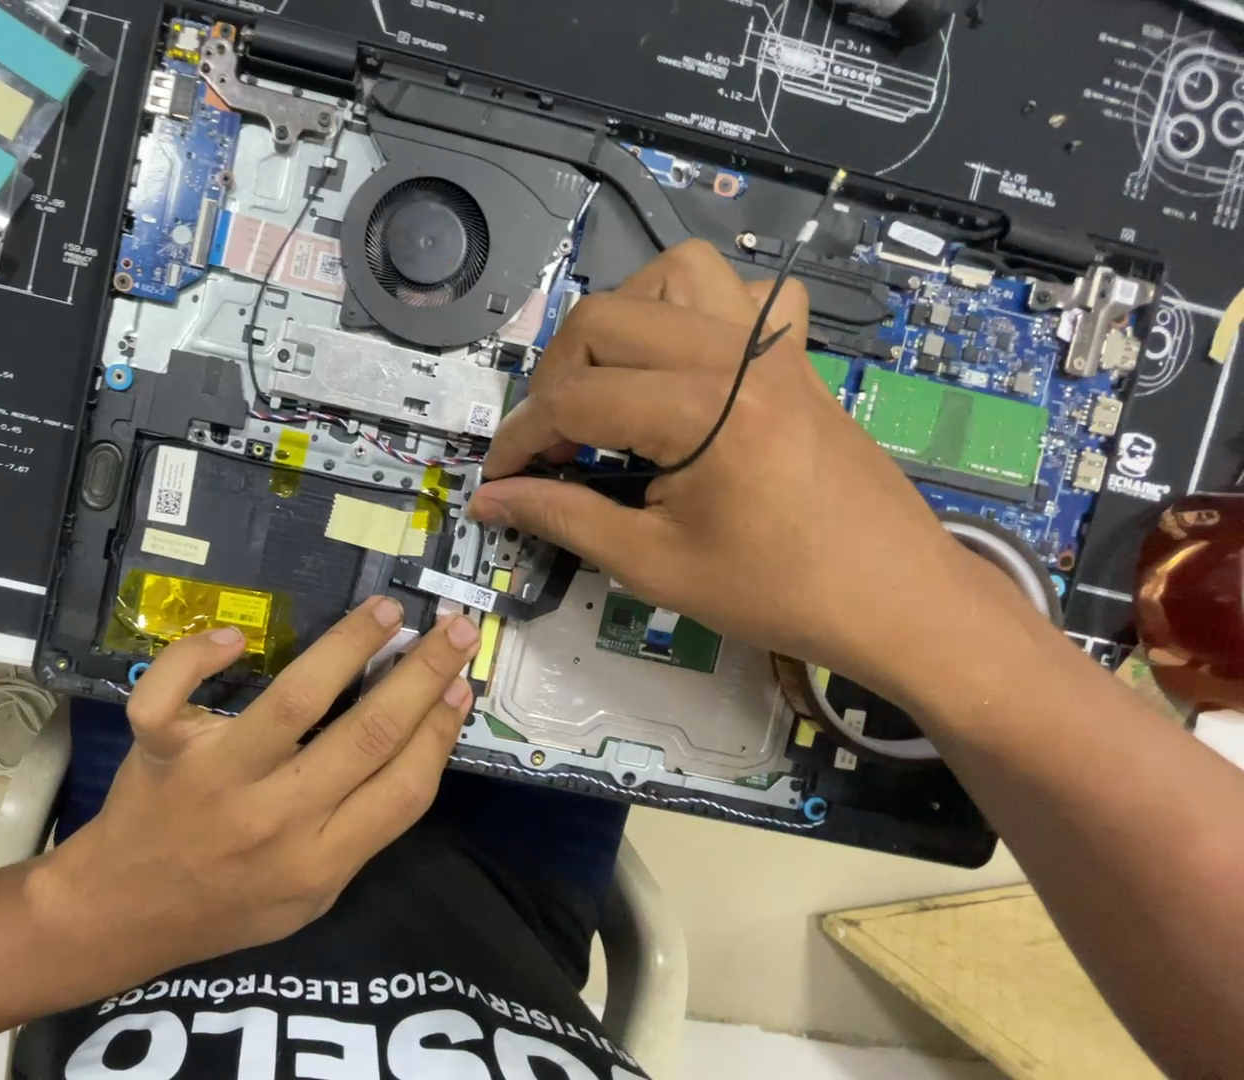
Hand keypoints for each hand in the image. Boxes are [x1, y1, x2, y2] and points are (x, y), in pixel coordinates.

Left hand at [34, 600, 482, 973]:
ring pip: (294, 700)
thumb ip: (357, 833)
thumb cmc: (226, 905)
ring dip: (347, 646)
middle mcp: (275, 817)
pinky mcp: (160, 749)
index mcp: (320, 862)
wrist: (124, 914)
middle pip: (366, 735)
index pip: (403, 789)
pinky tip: (233, 636)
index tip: (462, 686)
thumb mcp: (309, 897)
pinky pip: (173, 692)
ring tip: (384, 611)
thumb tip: (408, 749)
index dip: (440, 732)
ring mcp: (214, 777)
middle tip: (454, 629)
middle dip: (421, 674)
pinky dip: (196, 657)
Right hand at [469, 241, 1018, 696]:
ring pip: (668, 275)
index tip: (498, 481)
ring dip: (617, 324)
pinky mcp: (792, 352)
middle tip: (554, 445)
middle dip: (553, 380)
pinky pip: (736, 291)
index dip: (519, 440)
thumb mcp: (650, 564)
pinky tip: (679, 362)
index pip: (572, 399)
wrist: (898, 599)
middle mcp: (735, 356)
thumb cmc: (775, 591)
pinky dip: (690, 309)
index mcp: (703, 412)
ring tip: (605, 385)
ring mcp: (771, 345)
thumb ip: (559, 517)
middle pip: (601, 319)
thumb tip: (487, 500)